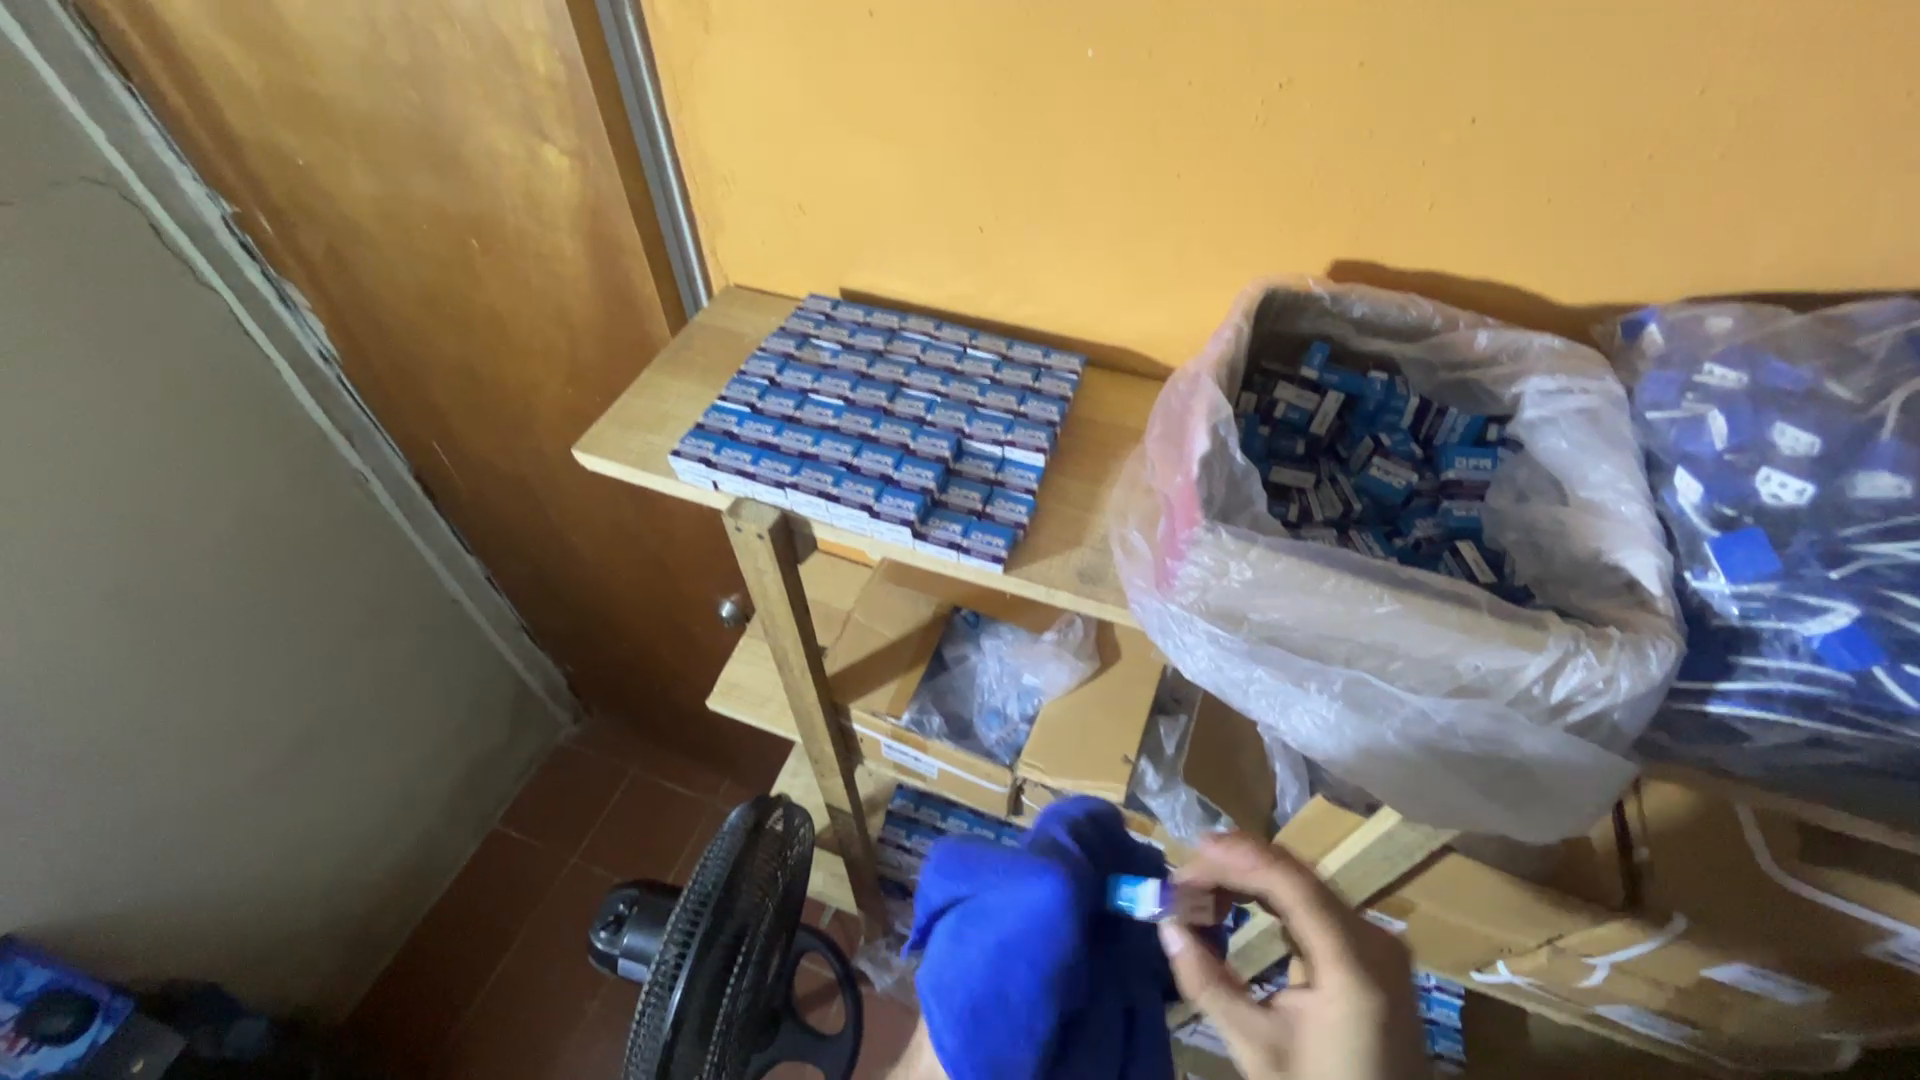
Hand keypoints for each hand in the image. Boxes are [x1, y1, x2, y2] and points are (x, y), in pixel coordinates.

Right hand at [1158, 833, 1426, 1079]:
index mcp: (1353, 964)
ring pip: (1305, 885)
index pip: (1289, 883)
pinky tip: (1238, 902)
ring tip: (1200, 889)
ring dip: (1250, 879)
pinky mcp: (1372, 954)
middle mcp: (1374, 939)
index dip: (1235, 860)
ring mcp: (1378, 944)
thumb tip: (1167, 926)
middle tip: (1183, 878)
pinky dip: (1272, 898)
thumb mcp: (1257, 1049)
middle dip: (1235, 867)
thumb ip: (1208, 984)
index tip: (1187, 857)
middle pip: (1297, 876)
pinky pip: (1316, 905)